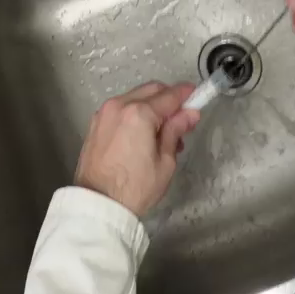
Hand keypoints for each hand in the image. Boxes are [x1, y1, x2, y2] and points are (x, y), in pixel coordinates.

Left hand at [74, 81, 200, 216]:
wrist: (98, 203)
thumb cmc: (136, 187)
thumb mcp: (165, 162)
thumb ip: (176, 131)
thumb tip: (190, 113)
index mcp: (139, 113)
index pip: (169, 96)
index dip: (186, 95)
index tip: (198, 96)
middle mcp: (120, 105)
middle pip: (151, 90)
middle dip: (169, 99)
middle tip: (182, 119)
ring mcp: (105, 112)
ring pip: (135, 96)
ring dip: (152, 106)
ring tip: (164, 134)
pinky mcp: (96, 121)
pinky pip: (122, 107)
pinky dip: (136, 112)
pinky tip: (144, 134)